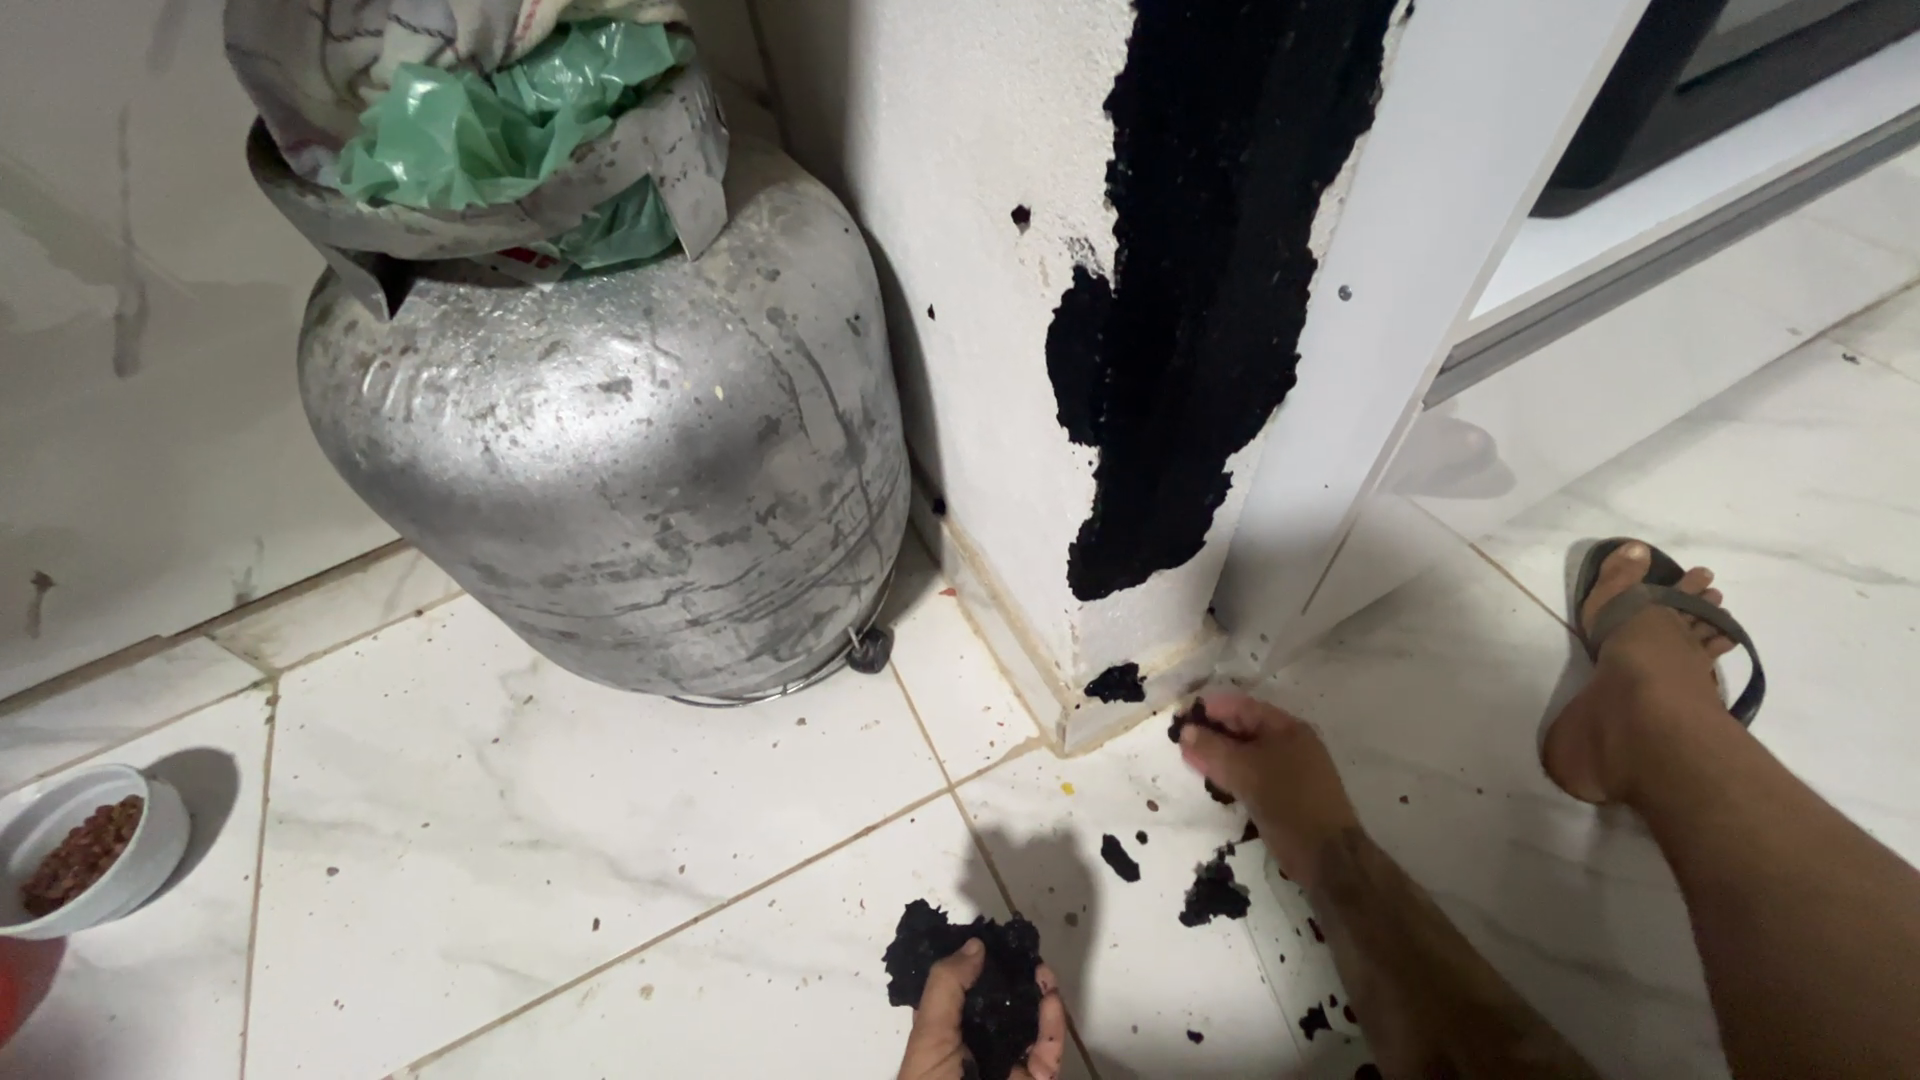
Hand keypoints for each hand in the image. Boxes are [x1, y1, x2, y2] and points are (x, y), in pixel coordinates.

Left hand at [896, 938, 1068, 1079]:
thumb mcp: (929, 1033)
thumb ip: (948, 984)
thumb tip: (976, 944)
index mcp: (951, 1034)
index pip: (970, 992)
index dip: (983, 967)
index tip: (997, 941)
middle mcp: (982, 1046)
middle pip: (1008, 1006)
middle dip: (1021, 979)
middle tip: (1028, 955)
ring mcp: (1010, 1066)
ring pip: (1033, 1025)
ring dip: (1042, 995)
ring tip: (1043, 973)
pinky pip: (1049, 1052)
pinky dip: (1054, 1025)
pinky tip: (1050, 1000)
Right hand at [1178, 691, 1358, 889]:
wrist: (1327, 857)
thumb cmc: (1288, 802)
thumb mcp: (1245, 771)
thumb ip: (1211, 749)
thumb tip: (1184, 731)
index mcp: (1286, 728)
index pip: (1240, 707)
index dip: (1209, 709)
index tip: (1179, 718)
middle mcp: (1289, 743)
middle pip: (1242, 728)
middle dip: (1211, 733)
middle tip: (1180, 742)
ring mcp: (1288, 769)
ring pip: (1245, 754)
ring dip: (1218, 755)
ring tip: (1190, 761)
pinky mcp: (1283, 794)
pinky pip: (1251, 774)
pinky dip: (1230, 774)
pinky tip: (1211, 781)